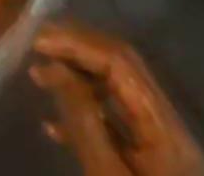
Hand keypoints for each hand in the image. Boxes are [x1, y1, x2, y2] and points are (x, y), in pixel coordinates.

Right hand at [30, 21, 203, 175]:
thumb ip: (84, 122)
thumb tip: (55, 67)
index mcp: (165, 126)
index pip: (119, 63)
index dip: (77, 44)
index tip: (38, 40)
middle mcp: (167, 126)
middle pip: (121, 69)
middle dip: (78, 51)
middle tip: (37, 44)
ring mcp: (161, 148)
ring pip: (117, 94)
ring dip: (78, 80)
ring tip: (39, 75)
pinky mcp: (149, 167)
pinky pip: (115, 125)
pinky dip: (85, 115)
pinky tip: (54, 123)